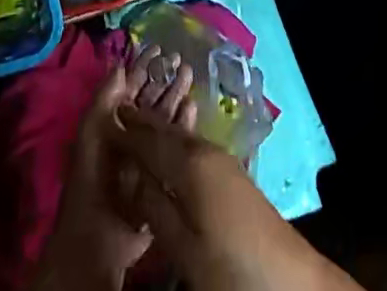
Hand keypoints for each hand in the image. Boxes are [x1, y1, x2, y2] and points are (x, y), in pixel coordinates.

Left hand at [32, 46, 194, 290]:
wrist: (102, 232)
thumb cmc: (93, 177)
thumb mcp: (91, 131)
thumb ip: (105, 98)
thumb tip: (120, 64)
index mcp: (110, 123)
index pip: (128, 87)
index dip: (142, 67)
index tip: (159, 47)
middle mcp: (129, 134)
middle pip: (150, 99)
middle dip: (164, 78)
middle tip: (182, 58)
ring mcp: (147, 152)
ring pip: (165, 117)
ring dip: (177, 95)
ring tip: (191, 74)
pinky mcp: (163, 169)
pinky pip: (175, 140)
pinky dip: (184, 122)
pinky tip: (193, 106)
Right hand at [110, 104, 361, 290]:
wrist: (285, 274)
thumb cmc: (228, 262)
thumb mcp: (182, 243)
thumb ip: (153, 207)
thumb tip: (131, 177)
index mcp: (190, 164)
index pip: (148, 140)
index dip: (125, 131)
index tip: (101, 120)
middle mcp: (205, 151)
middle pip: (167, 131)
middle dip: (141, 122)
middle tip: (114, 112)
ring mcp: (221, 159)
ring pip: (181, 136)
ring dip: (158, 129)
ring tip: (133, 125)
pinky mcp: (229, 172)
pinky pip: (193, 147)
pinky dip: (173, 143)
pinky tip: (165, 151)